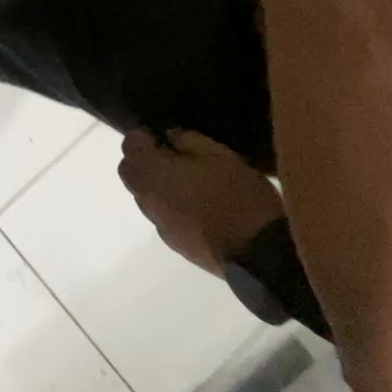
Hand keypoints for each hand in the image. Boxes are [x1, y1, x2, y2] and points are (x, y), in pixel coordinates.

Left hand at [119, 129, 284, 276]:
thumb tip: (169, 136)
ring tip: (184, 182)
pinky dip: (168, 207)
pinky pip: (160, 217)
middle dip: (141, 160)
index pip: (129, 146)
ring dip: (153, 185)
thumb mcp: (220, 155)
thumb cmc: (240, 196)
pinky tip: (194, 208)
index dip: (141, 137)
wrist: (262, 256)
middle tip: (168, 156)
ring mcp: (159, 224)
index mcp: (152, 172)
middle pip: (129, 172)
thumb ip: (188, 140)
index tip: (159, 135)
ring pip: (143, 196)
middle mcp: (147, 197)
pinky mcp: (175, 244)